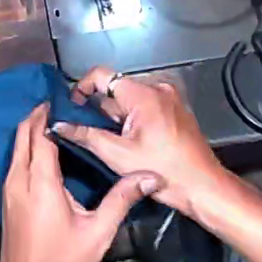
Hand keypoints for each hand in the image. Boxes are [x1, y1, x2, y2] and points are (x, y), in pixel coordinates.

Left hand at [0, 103, 153, 261]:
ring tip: (57, 122)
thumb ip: (122, 199)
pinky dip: (27, 148)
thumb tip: (151, 176)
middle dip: (38, 116)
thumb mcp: (99, 232)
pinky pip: (14, 162)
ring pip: (16, 148)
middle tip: (62, 104)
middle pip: (23, 135)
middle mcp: (18, 180)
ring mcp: (8, 191)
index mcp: (39, 181)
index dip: (50, 114)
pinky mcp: (6, 202)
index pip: (41, 134)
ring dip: (31, 131)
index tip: (67, 98)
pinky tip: (46, 152)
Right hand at [53, 67, 250, 233]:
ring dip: (117, 116)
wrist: (202, 186)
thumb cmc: (164, 171)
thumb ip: (85, 136)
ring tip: (118, 142)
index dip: (82, 87)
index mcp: (143, 95)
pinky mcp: (174, 109)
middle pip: (116, 88)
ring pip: (129, 98)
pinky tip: (134, 141)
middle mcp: (158, 89)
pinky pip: (144, 105)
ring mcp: (168, 98)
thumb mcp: (117, 155)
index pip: (102, 74)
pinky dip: (133, 118)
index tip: (74, 106)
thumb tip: (59, 125)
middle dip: (101, 109)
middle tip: (94, 133)